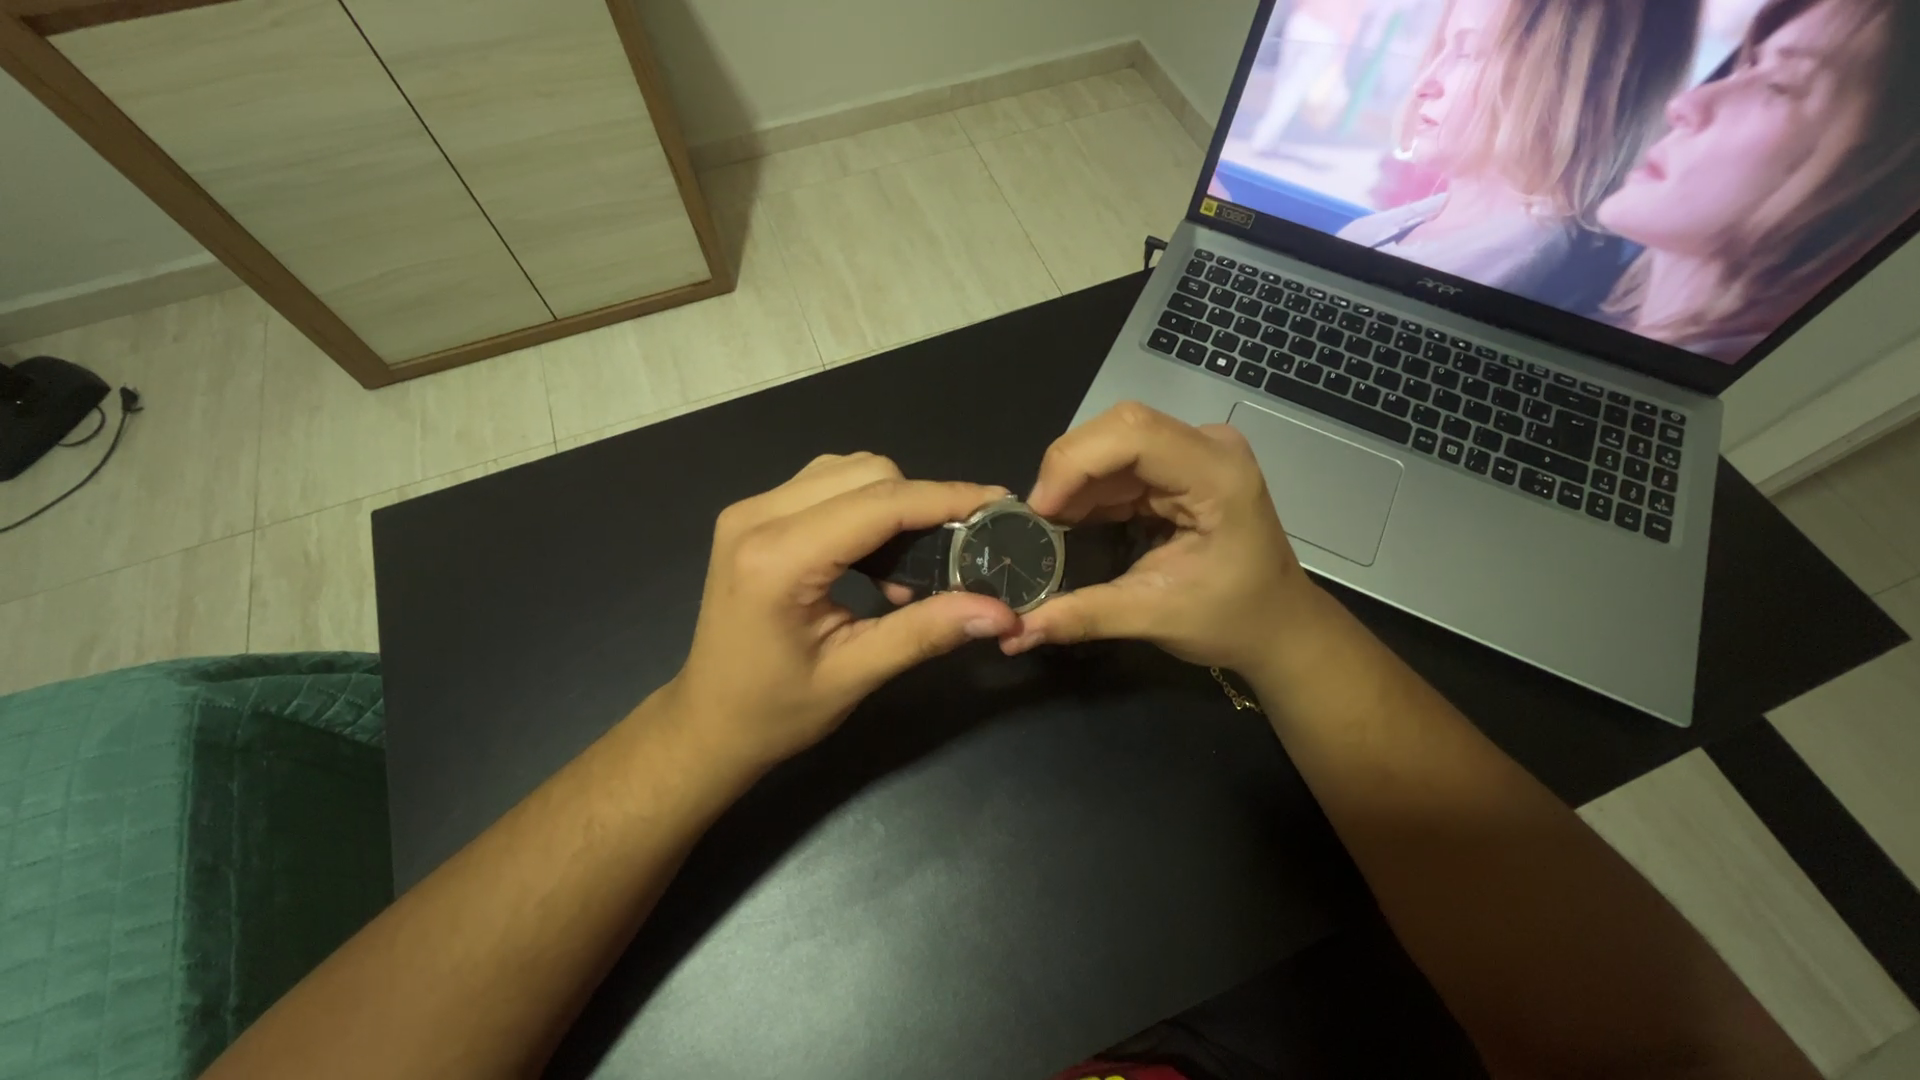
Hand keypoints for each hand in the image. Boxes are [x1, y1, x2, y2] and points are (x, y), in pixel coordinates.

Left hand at [665, 454, 1019, 768]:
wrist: (707, 721)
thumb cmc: (775, 711)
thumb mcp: (854, 676)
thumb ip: (925, 632)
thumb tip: (1000, 611)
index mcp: (778, 559)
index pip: (880, 503)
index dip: (946, 499)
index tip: (999, 505)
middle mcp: (758, 516)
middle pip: (867, 472)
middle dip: (922, 503)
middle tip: (955, 554)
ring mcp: (750, 509)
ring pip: (848, 469)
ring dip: (893, 503)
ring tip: (912, 564)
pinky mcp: (753, 514)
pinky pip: (826, 484)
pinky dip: (865, 506)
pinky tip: (876, 558)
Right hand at [1004, 403, 1326, 673]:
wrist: (1278, 626)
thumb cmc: (1233, 620)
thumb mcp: (1154, 617)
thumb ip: (1084, 615)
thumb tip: (1015, 633)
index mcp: (1217, 475)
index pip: (1134, 434)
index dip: (1074, 462)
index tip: (1040, 511)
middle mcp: (1207, 448)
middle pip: (1117, 429)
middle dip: (1068, 472)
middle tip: (1036, 523)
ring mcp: (1194, 453)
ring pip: (1112, 444)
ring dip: (1074, 484)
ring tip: (1048, 528)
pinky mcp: (1180, 467)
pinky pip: (1120, 465)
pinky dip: (1089, 491)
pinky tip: (1071, 522)